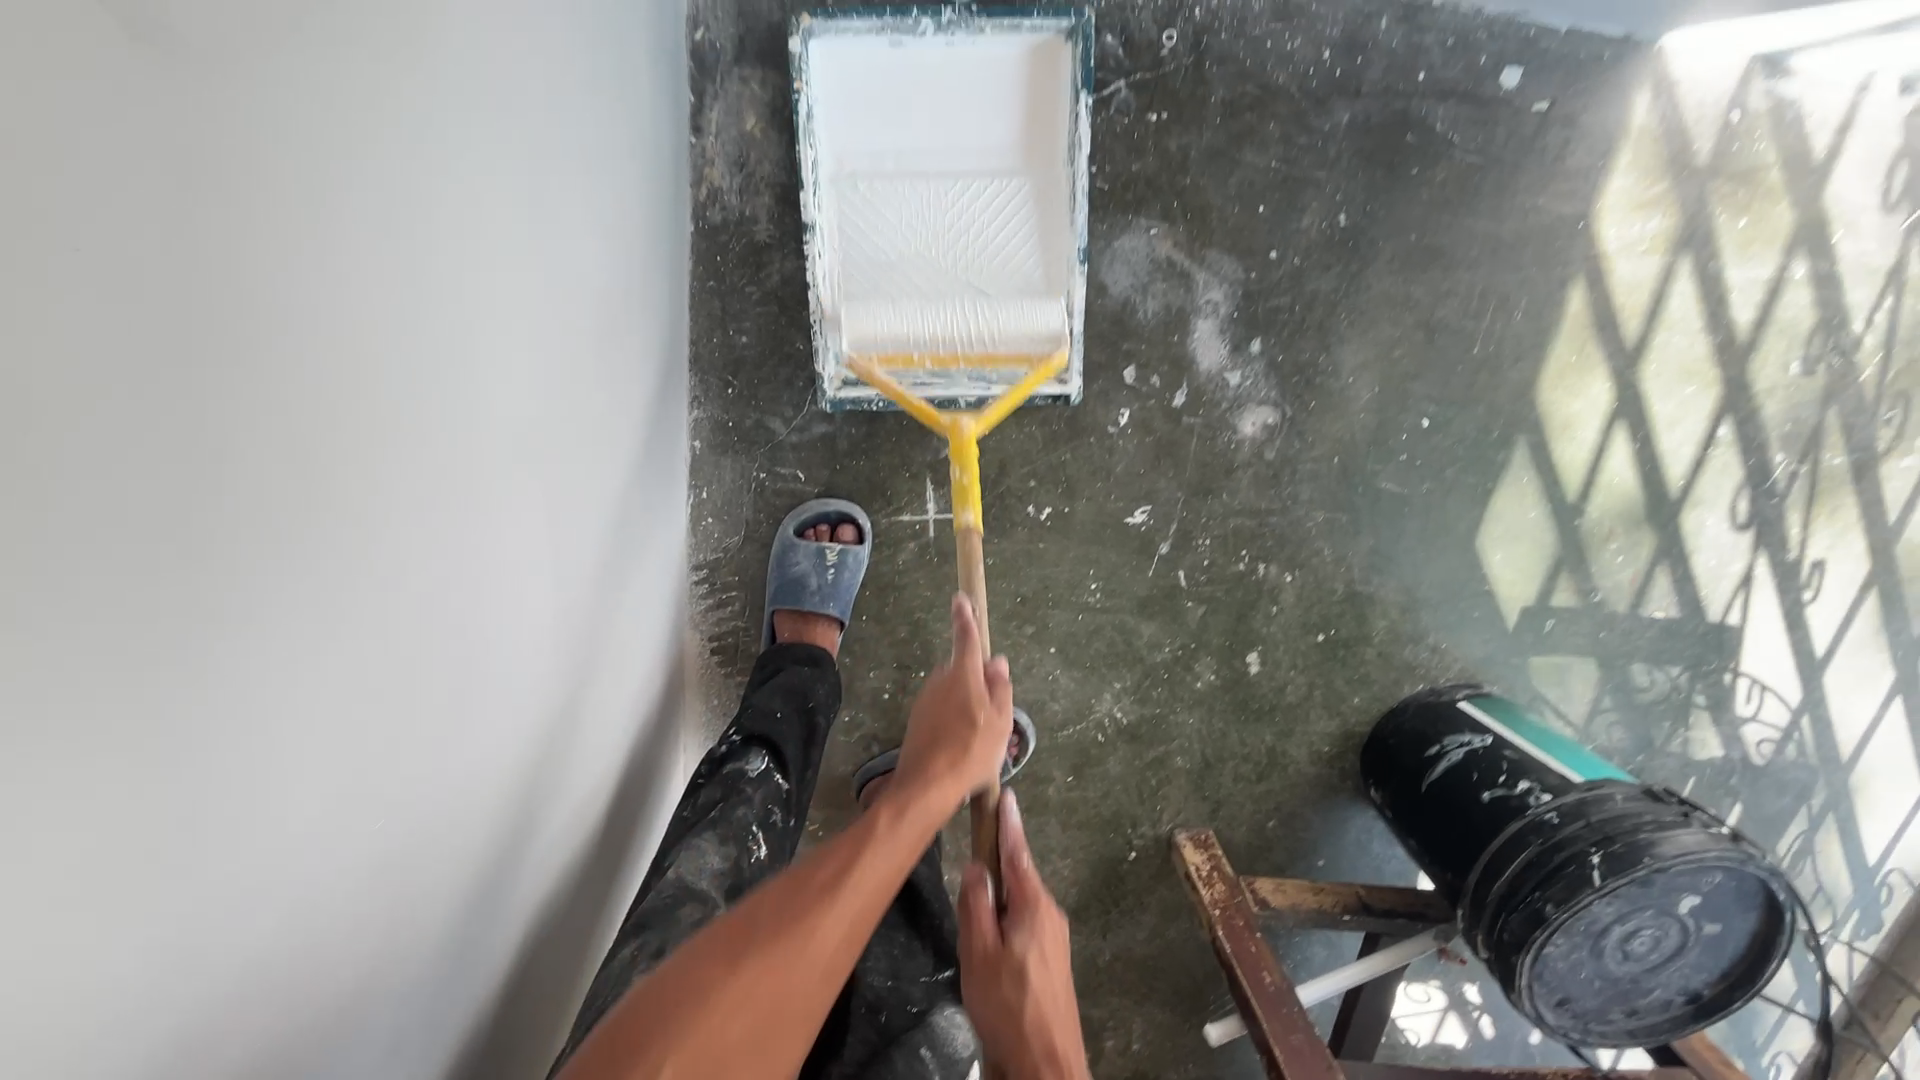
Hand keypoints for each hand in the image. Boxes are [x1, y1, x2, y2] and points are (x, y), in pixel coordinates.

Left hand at [893, 594, 1013, 809]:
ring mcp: (926, 700)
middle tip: (994, 708)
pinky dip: (954, 718)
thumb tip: (997, 661)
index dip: (966, 617)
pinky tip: (963, 745)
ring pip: (952, 691)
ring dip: (966, 702)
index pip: (965, 637)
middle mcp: (940, 680)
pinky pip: (942, 709)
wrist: (927, 786)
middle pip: (962, 668)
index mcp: (963, 675)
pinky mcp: (918, 719)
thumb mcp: (1001, 721)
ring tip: (982, 735)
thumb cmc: (971, 751)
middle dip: (976, 678)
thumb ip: (1000, 688)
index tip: (961, 598)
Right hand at [959, 791, 1090, 1079]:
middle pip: (1017, 878)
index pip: (1017, 852)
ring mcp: (1054, 939)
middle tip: (969, 870)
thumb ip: (976, 904)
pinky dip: (1005, 921)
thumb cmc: (1008, 1004)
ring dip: (997, 901)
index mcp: (1034, 905)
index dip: (1009, 823)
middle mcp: (1050, 914)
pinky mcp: (1051, 961)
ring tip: (972, 922)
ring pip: (1019, 904)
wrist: (1046, 1064)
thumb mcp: (979, 951)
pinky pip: (1024, 925)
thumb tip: (977, 866)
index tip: (1006, 794)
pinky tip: (989, 943)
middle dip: (995, 868)